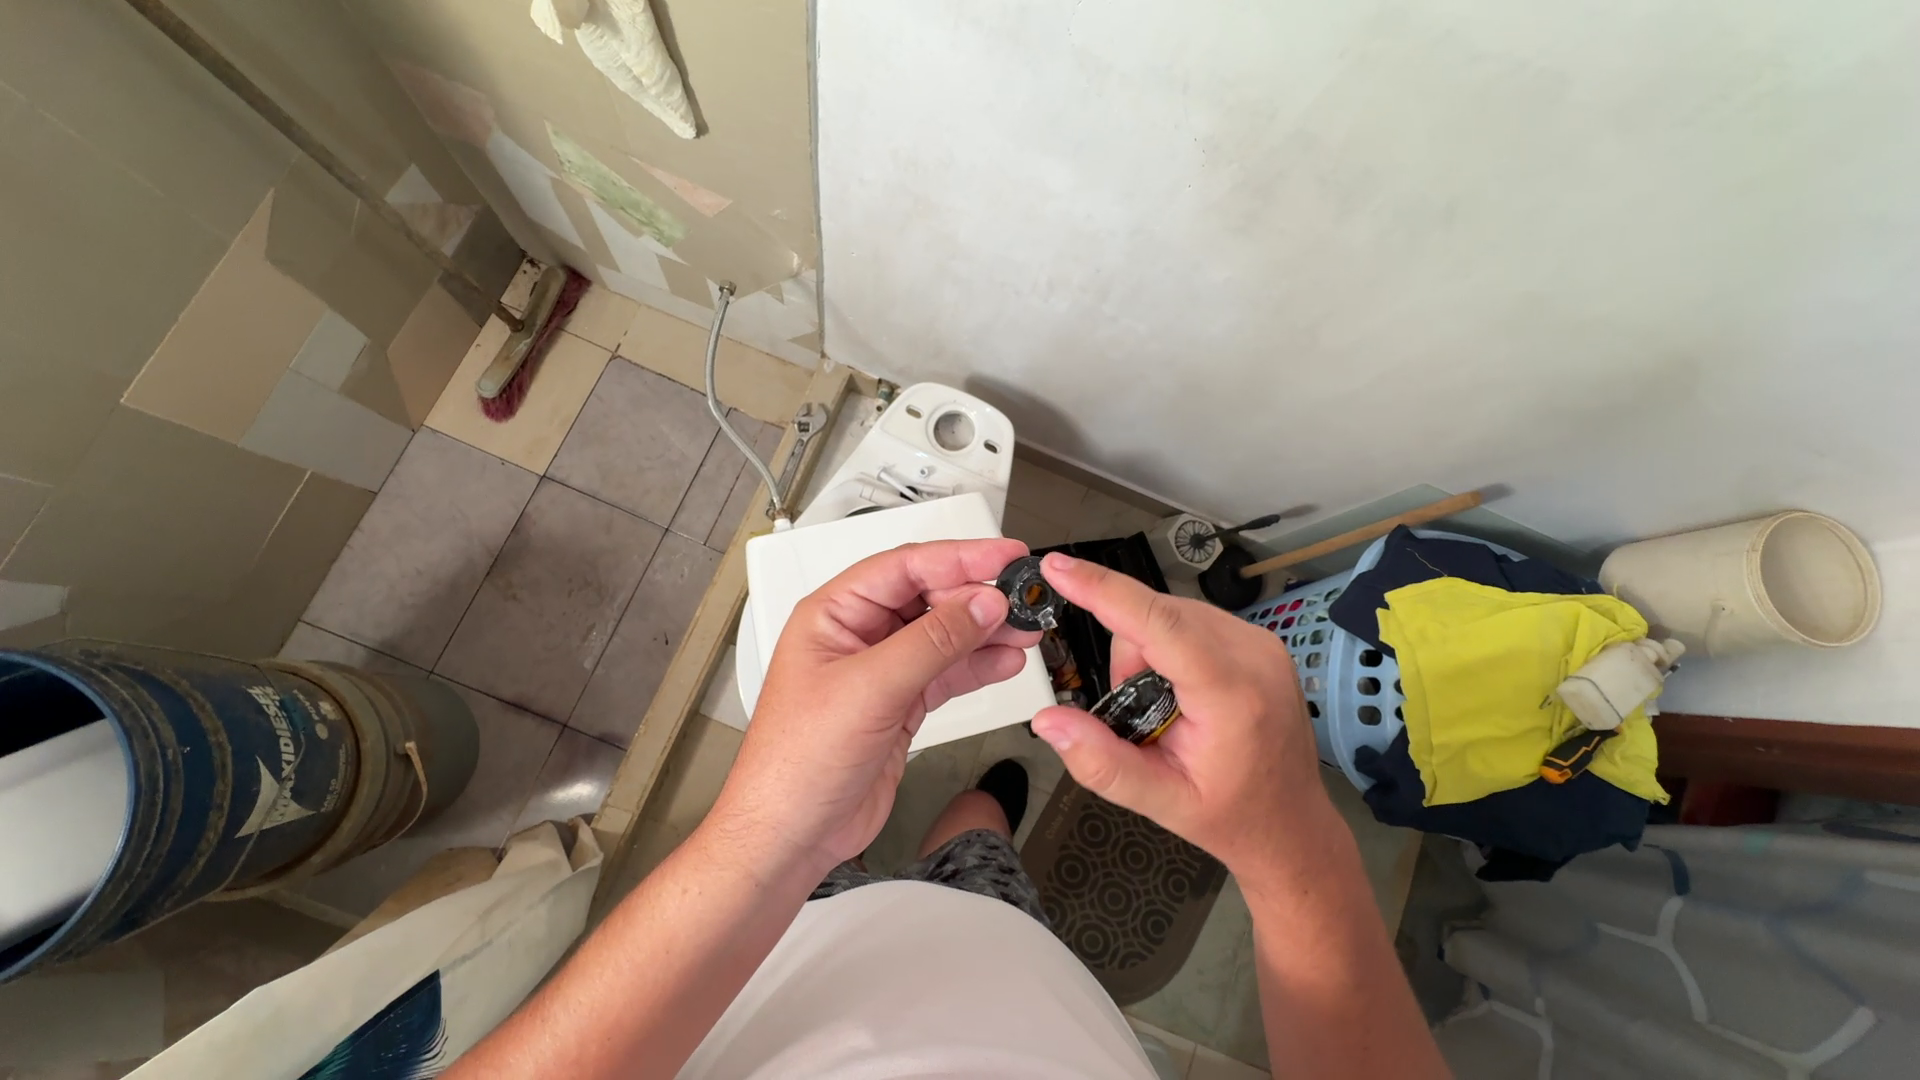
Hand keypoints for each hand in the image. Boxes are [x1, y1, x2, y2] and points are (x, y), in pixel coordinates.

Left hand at [710, 538, 1040, 873]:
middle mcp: (858, 636)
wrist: (791, 834)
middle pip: (928, 598)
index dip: (959, 557)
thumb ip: (932, 642)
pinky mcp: (899, 704)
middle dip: (976, 598)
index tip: (1003, 556)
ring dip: (984, 633)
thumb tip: (979, 603)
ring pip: (943, 636)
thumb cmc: (795, 764)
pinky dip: (976, 667)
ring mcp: (881, 671)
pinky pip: (946, 673)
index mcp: (834, 614)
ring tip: (1025, 631)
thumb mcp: (870, 689)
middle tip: (1021, 600)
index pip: (905, 568)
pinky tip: (1003, 661)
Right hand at [1028, 553, 1332, 875]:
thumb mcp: (1161, 801)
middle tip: (1139, 716)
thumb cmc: (1231, 816)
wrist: (1293, 824)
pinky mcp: (1259, 639)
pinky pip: (1191, 619)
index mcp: (1232, 694)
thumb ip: (1101, 763)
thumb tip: (1048, 720)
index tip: (1058, 568)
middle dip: (1129, 657)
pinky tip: (1181, 693)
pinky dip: (1169, 645)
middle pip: (1157, 615)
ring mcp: (1261, 641)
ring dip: (1147, 650)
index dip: (1104, 590)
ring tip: (1164, 710)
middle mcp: (1253, 654)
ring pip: (1170, 612)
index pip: (1159, 624)